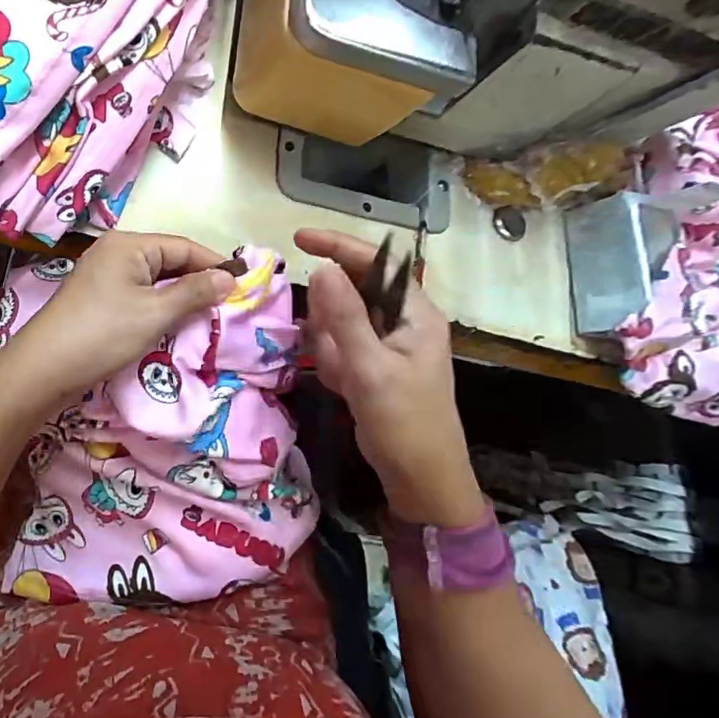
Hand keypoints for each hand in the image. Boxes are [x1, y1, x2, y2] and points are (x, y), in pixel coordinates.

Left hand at [0, 232, 235, 411]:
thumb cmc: (103, 334)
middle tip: (227, 306)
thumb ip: (195, 292)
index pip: (183, 246)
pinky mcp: (97, 300)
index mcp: (128, 244)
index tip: (243, 287)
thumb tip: (230, 277)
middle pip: (168, 261)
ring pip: (154, 281)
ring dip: (179, 298)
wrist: (44, 369)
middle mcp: (114, 252)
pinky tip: (172, 324)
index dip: (215, 265)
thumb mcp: (155, 313)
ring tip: (206, 318)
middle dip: (198, 283)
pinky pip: (138, 296)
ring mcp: (103, 276)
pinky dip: (158, 308)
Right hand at [294, 228, 484, 525]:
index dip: (338, 245)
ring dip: (331, 344)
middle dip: (331, 315)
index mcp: (415, 313)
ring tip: (339, 374)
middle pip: (356, 292)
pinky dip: (333, 362)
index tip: (298, 238)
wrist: (420, 479)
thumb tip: (322, 268)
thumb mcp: (369, 368)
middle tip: (321, 342)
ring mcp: (388, 345)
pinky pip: (342, 348)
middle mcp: (403, 322)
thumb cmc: (404, 422)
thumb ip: (344, 318)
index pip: (376, 262)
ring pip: (343, 323)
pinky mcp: (374, 366)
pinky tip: (341, 385)